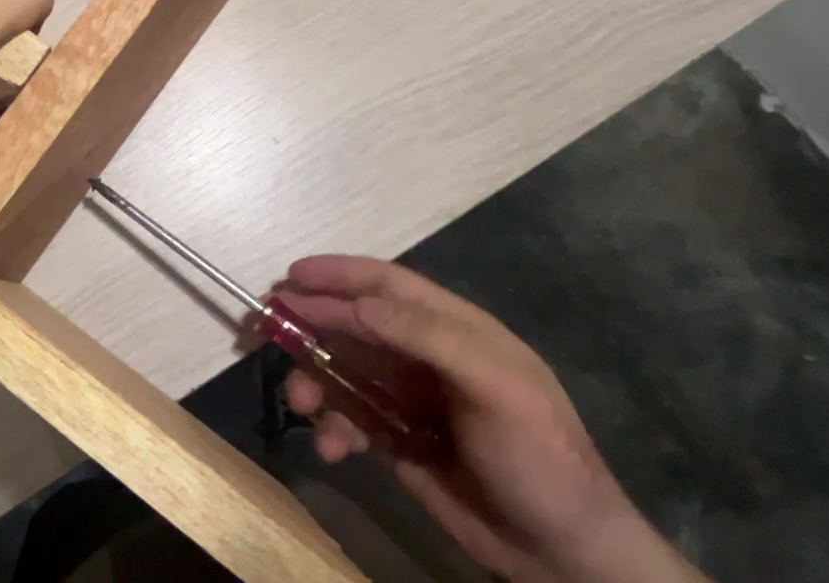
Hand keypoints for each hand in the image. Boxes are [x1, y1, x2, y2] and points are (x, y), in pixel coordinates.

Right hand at [272, 256, 704, 582]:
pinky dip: (332, 429)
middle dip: (311, 325)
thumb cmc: (537, 456)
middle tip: (266, 330)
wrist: (562, 553)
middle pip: (355, 325)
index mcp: (455, 329)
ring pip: (343, 372)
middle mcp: (425, 356)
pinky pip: (349, 420)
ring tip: (301, 402)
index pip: (387, 286)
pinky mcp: (396, 441)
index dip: (339, 275)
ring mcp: (409, 399)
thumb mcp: (494, 386)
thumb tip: (355, 306)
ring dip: (314, 381)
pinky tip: (333, 449)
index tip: (291, 277)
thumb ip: (427, 336)